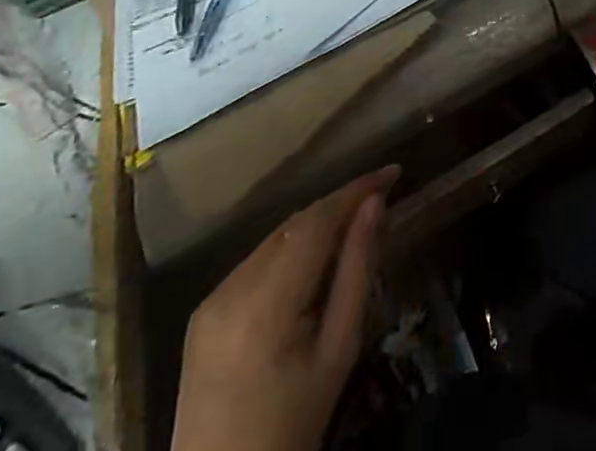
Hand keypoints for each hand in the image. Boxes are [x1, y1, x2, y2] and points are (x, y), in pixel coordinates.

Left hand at [172, 166, 398, 450]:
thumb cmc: (294, 423)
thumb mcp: (338, 351)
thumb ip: (356, 273)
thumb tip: (374, 208)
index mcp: (265, 303)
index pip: (316, 222)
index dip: (355, 190)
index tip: (392, 172)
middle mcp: (230, 287)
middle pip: (294, 225)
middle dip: (338, 205)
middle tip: (382, 196)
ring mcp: (211, 296)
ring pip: (274, 239)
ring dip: (315, 226)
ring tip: (356, 225)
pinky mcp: (203, 308)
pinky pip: (255, 262)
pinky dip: (290, 251)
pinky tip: (314, 263)